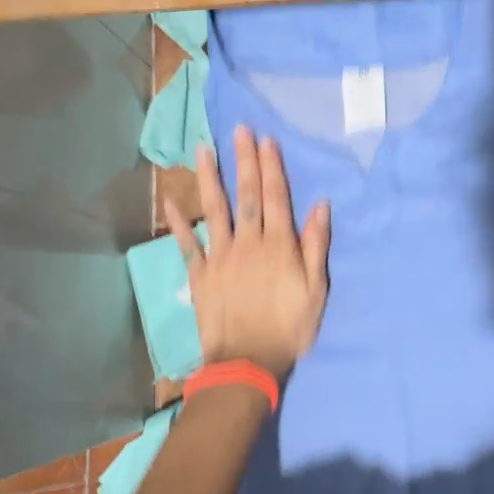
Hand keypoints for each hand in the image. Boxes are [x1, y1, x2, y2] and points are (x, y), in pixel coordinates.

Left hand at [164, 126, 330, 380]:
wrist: (247, 362)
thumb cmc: (289, 326)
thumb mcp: (316, 288)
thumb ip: (315, 245)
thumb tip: (320, 206)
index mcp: (279, 245)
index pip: (277, 197)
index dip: (272, 167)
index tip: (267, 141)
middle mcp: (249, 242)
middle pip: (248, 195)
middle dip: (245, 160)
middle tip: (241, 130)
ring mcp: (221, 257)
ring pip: (216, 210)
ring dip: (211, 178)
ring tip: (205, 149)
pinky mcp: (201, 275)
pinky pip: (188, 244)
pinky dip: (180, 222)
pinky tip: (173, 200)